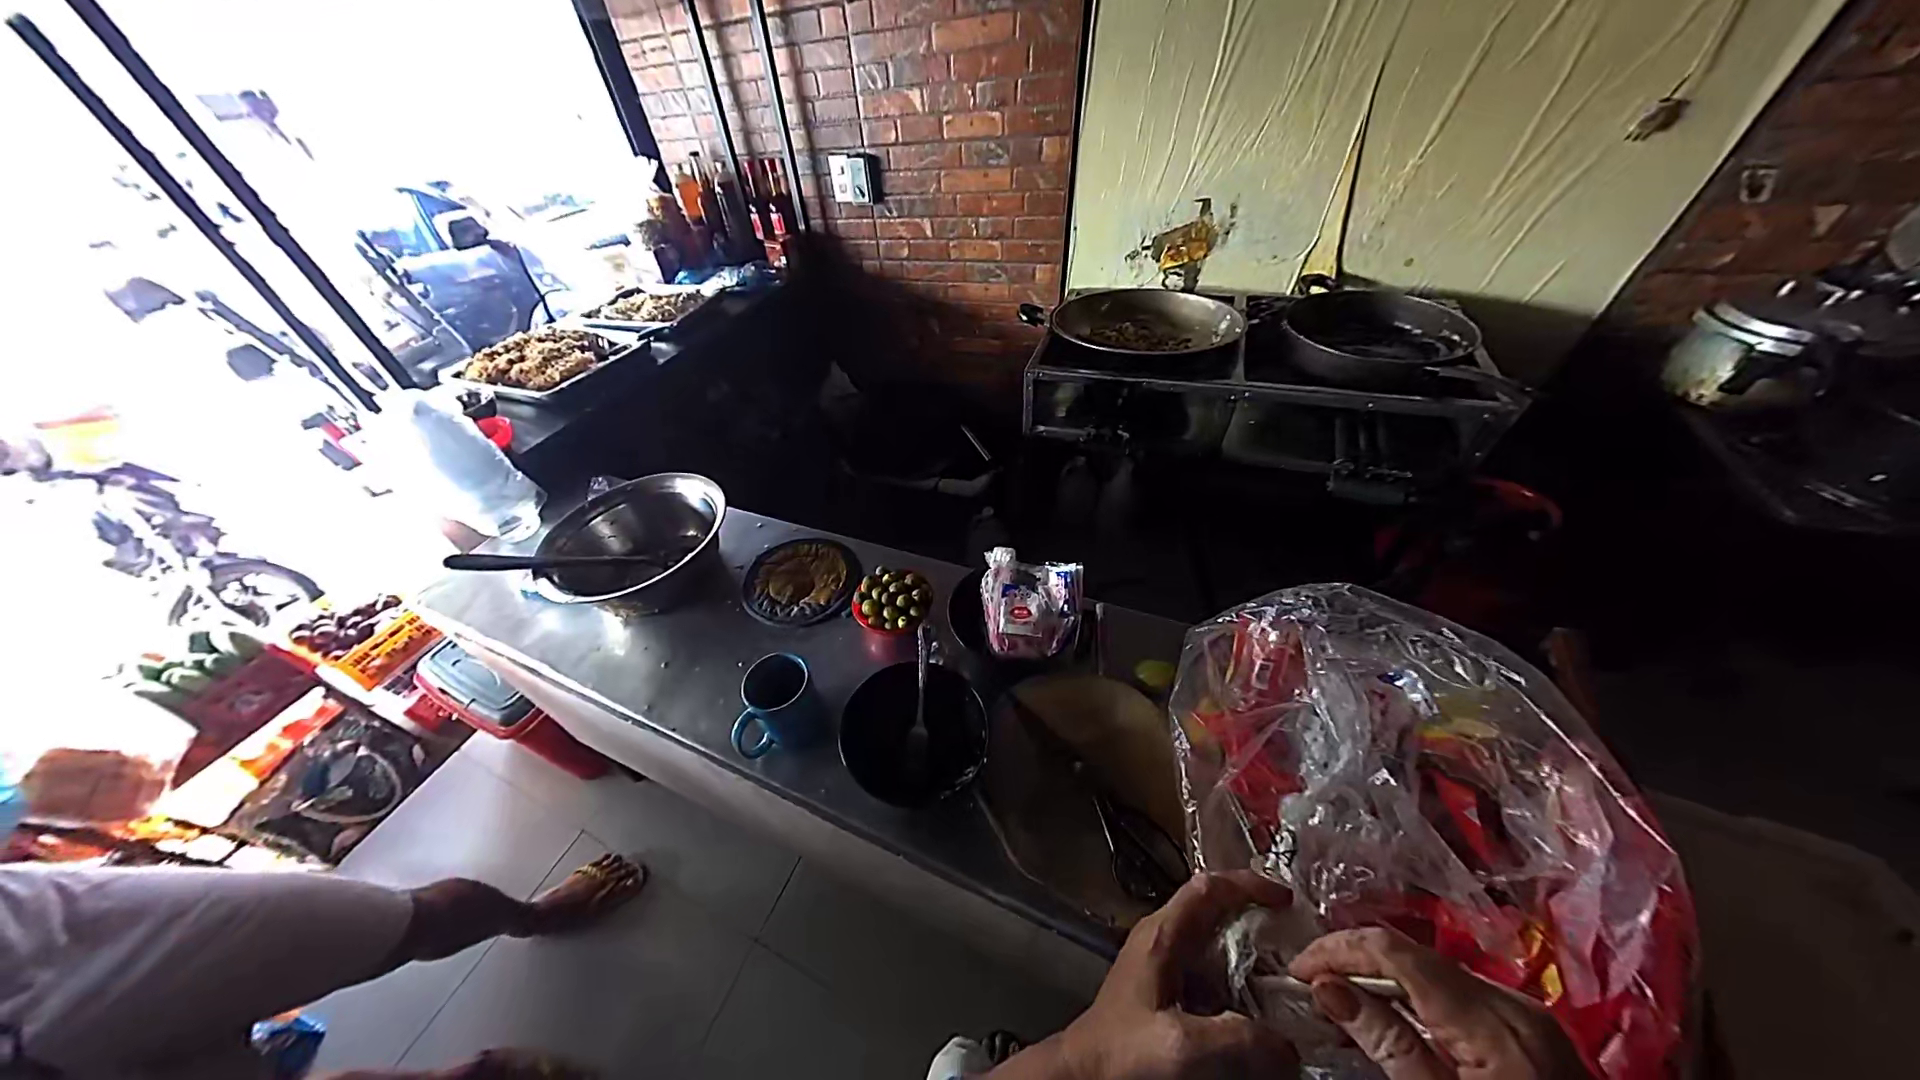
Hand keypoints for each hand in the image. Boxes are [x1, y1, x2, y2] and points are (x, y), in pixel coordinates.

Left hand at [990, 872, 1298, 1079]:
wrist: (1087, 1070)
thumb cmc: (1124, 1048)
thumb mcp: (1181, 1045)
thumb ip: (1236, 1039)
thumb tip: (1289, 1046)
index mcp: (1161, 934)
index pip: (1206, 888)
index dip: (1247, 884)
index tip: (1285, 897)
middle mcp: (1162, 937)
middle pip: (1212, 907)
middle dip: (1254, 914)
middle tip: (1296, 936)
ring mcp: (1163, 960)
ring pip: (1213, 938)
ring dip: (1249, 947)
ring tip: (1289, 969)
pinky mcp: (1166, 985)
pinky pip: (1209, 968)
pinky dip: (1238, 976)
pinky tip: (1261, 1003)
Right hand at [1288, 928, 1590, 1079]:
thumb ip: (1386, 1043)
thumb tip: (1326, 987)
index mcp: (1491, 1021)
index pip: (1394, 951)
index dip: (1337, 949)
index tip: (1300, 970)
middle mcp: (1512, 1003)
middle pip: (1412, 954)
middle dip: (1355, 960)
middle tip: (1314, 982)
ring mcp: (1528, 1013)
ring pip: (1431, 967)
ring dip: (1381, 974)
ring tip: (1343, 994)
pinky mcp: (1533, 1027)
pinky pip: (1457, 989)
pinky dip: (1416, 992)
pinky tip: (1392, 1012)